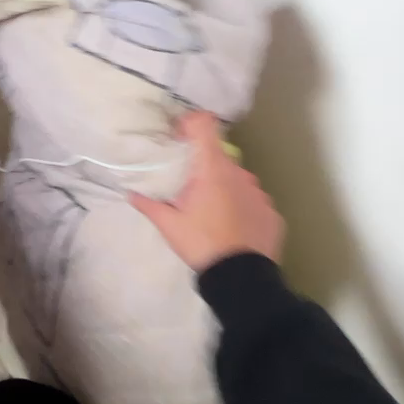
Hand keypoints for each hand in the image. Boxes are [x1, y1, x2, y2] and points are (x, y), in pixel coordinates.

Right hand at [128, 111, 284, 271]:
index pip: (204, 125)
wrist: (243, 280)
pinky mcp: (272, 213)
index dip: (190, 123)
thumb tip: (130, 193)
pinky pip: (252, 199)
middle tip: (188, 187)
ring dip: (223, 185)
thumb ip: (148, 204)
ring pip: (237, 178)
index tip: (178, 137)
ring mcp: (259, 194)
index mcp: (212, 170)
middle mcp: (239, 174)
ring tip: (212, 209)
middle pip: (218, 155)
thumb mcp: (168, 224)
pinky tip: (232, 224)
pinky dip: (241, 205)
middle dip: (203, 164)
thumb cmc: (201, 243)